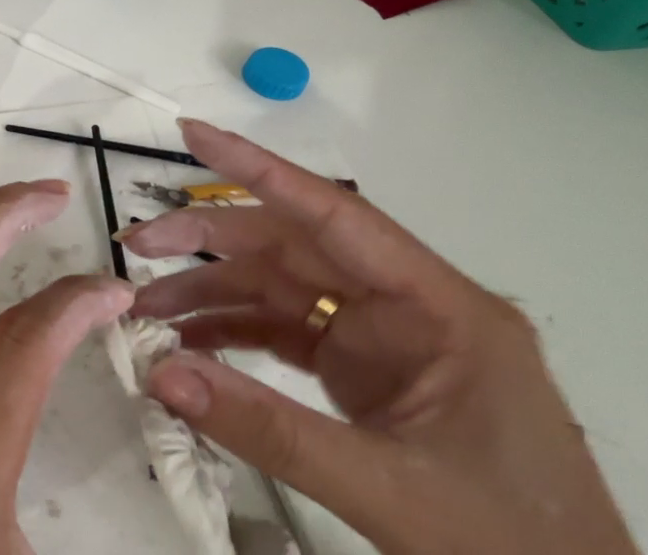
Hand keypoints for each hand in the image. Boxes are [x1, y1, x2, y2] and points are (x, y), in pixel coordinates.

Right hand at [121, 120, 638, 554]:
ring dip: (211, 293)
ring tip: (146, 311)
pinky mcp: (366, 372)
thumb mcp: (388, 490)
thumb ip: (269, 429)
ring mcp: (386, 340)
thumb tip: (160, 374)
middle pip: (293, 248)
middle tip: (137, 248)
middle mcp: (410, 307)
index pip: (337, 216)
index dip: (259, 169)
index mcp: (442, 309)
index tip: (190, 134)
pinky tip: (187, 348)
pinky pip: (285, 333)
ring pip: (281, 289)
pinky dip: (232, 335)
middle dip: (210, 242)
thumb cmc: (510, 542)